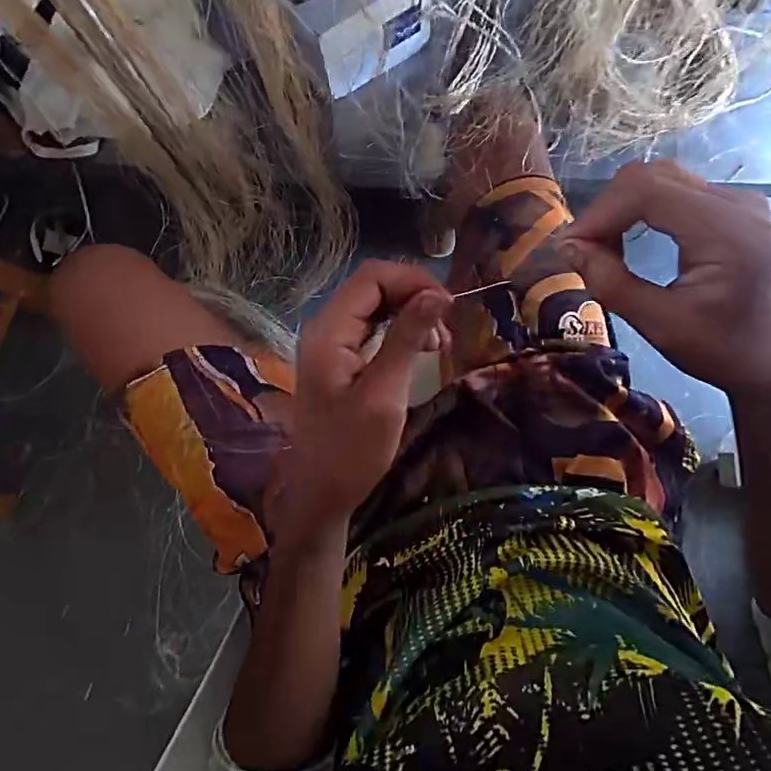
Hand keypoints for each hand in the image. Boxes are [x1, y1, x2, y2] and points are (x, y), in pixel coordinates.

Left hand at [270, 261, 450, 553]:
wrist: (321, 492)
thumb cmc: (352, 451)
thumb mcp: (385, 394)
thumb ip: (406, 339)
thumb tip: (437, 294)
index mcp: (328, 331)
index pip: (372, 277)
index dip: (413, 280)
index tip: (449, 305)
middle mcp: (324, 327)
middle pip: (372, 286)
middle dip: (414, 295)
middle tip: (448, 326)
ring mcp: (329, 342)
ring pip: (374, 304)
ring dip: (410, 312)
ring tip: (440, 342)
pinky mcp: (338, 357)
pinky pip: (371, 326)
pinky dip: (399, 329)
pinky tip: (423, 347)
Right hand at [562, 160, 770, 396]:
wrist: (769, 364)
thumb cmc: (719, 351)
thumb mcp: (658, 324)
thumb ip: (610, 282)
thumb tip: (567, 246)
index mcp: (728, 231)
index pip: (648, 190)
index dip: (601, 212)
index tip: (572, 246)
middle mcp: (740, 204)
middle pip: (653, 177)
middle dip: (608, 209)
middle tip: (585, 249)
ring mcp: (741, 202)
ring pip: (661, 179)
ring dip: (622, 208)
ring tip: (604, 246)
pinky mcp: (734, 208)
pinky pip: (676, 191)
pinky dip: (642, 209)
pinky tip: (630, 238)